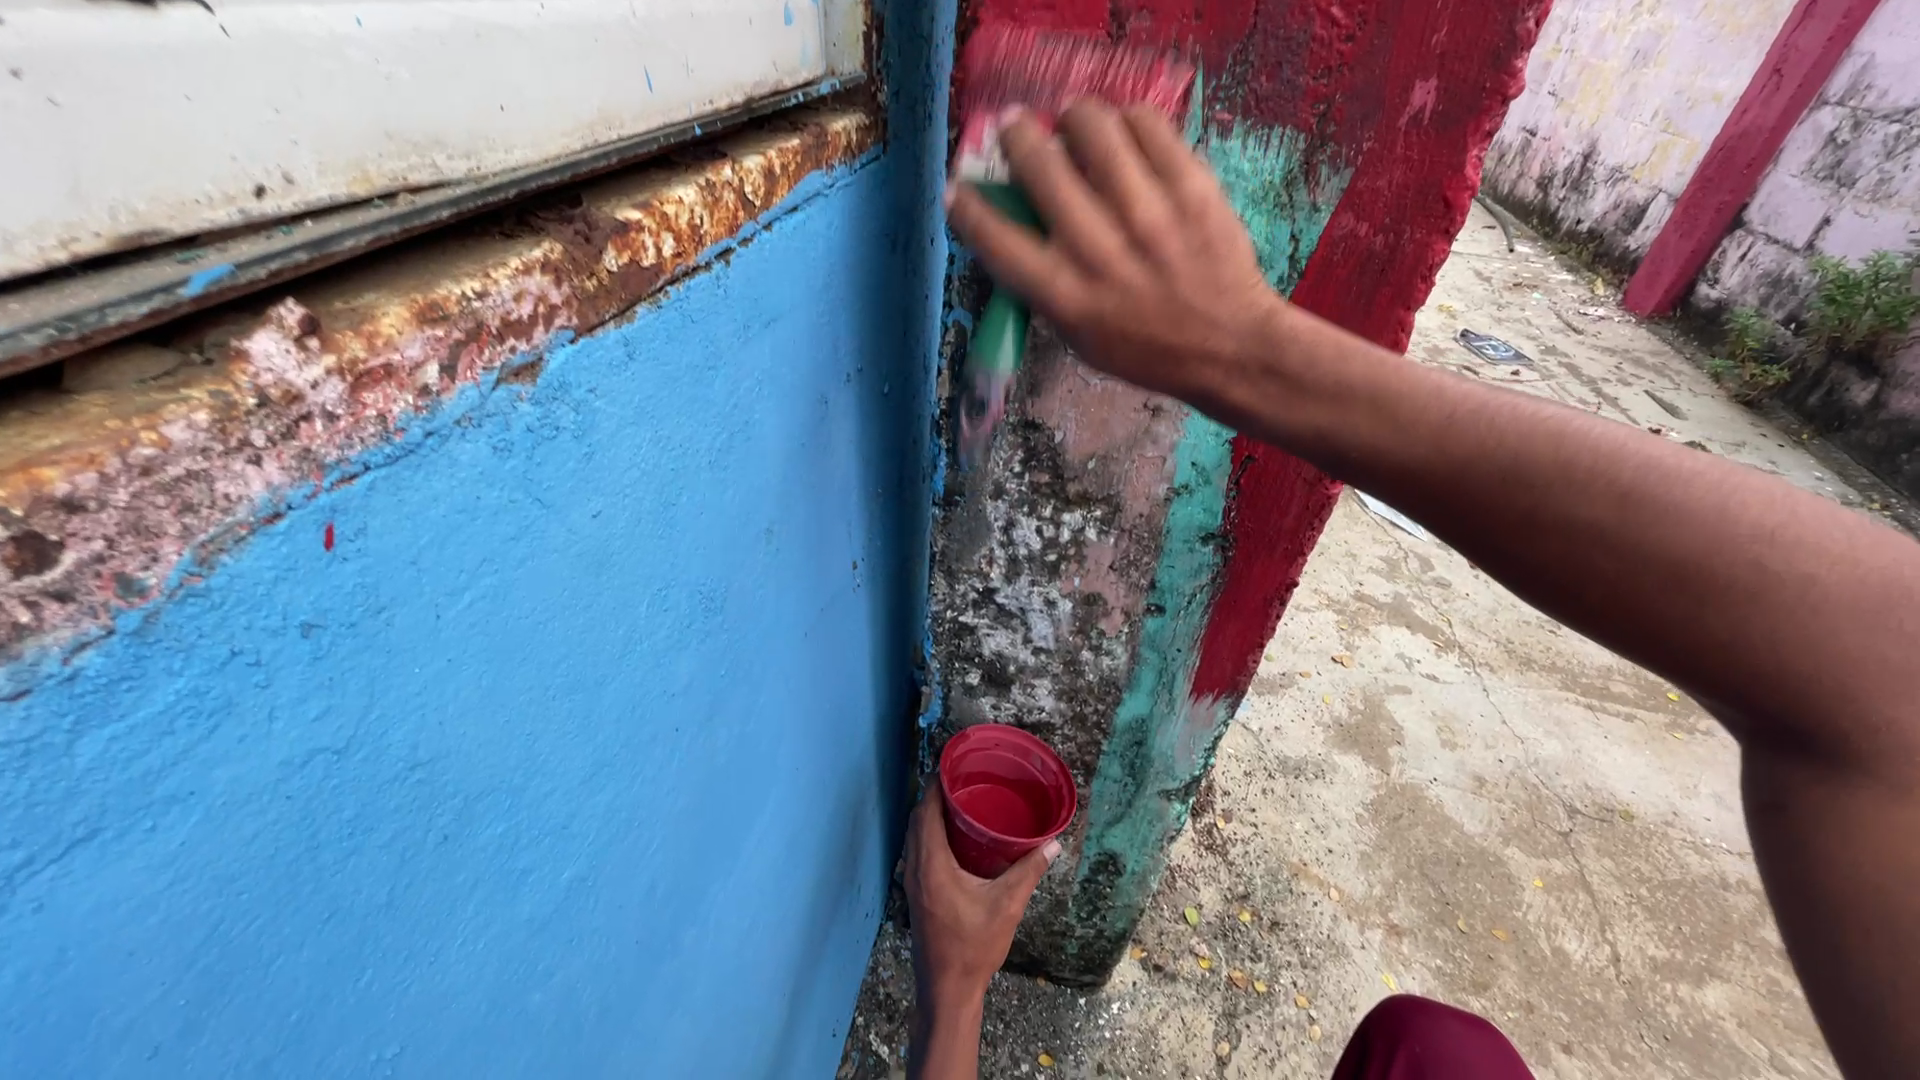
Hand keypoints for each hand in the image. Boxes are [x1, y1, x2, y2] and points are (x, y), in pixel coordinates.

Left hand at [903, 784, 1059, 1005]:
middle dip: (935, 796)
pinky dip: (930, 834)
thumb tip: (1054, 842)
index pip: (926, 812)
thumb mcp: (1007, 905)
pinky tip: (954, 837)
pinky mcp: (916, 893)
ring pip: (914, 835)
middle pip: (917, 819)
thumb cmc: (975, 946)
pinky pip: (917, 850)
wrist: (948, 989)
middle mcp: (915, 868)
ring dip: (930, 815)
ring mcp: (912, 882)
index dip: (936, 786)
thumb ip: (1029, 871)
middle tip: (963, 781)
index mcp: (932, 865)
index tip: (954, 766)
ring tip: (960, 802)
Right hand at [945, 101, 1286, 408]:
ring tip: (1073, 123)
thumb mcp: (1078, 336)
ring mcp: (1148, 215)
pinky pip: (1146, 125)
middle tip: (1019, 131)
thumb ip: (1044, 285)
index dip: (967, 205)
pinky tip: (1123, 132)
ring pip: (1092, 128)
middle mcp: (1098, 250)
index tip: (958, 188)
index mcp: (1064, 295)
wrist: (1228, 347)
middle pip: (1039, 165)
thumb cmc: (1144, 350)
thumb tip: (1015, 225)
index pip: (995, 238)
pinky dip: (1125, 119)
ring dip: (1072, 117)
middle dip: (1017, 136)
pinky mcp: (1191, 187)